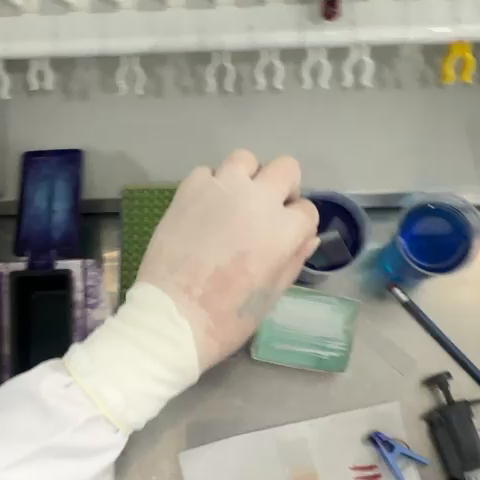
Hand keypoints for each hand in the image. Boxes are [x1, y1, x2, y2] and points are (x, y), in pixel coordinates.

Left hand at [136, 150, 319, 366]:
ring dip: (246, 178)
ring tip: (234, 204)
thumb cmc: (226, 318)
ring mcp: (220, 189)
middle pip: (285, 168)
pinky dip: (210, 187)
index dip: (298, 226)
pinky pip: (206, 173)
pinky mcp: (188, 190)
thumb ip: (293, 260)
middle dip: (282, 188)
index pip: (306, 210)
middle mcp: (256, 199)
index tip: (285, 239)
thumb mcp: (271, 296)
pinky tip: (203, 212)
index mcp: (283, 229)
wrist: (172, 319)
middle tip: (266, 213)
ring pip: (245, 160)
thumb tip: (307, 238)